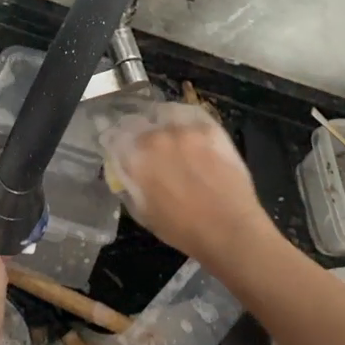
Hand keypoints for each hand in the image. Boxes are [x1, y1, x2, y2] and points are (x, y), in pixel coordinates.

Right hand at [98, 102, 273, 263]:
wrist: (230, 230)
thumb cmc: (182, 230)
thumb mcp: (142, 213)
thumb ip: (129, 185)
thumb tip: (125, 169)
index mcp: (134, 158)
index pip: (114, 137)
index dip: (117, 142)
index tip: (122, 148)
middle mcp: (154, 137)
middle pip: (138, 123)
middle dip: (139, 134)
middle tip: (150, 148)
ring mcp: (183, 130)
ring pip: (163, 114)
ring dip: (161, 123)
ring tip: (171, 136)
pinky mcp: (209, 128)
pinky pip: (189, 114)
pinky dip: (185, 120)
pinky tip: (189, 132)